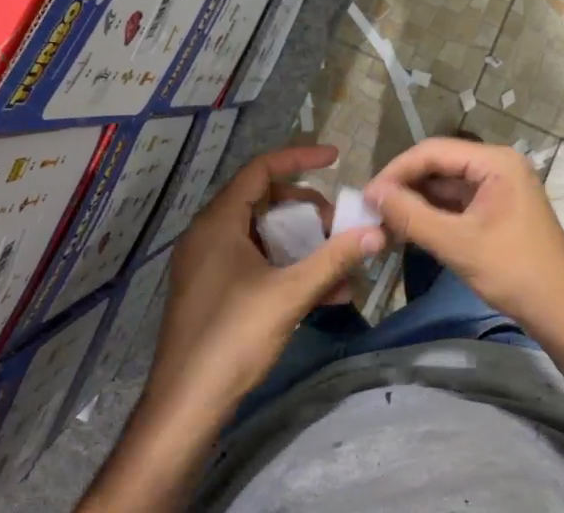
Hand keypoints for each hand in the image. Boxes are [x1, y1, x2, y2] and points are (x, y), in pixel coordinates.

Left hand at [149, 145, 384, 420]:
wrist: (186, 406)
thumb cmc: (233, 337)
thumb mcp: (290, 294)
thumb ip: (334, 259)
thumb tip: (378, 231)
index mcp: (218, 223)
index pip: (260, 170)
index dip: (298, 158)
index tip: (335, 157)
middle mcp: (209, 236)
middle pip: (265, 203)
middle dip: (309, 212)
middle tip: (340, 226)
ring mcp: (210, 266)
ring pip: (265, 238)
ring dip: (305, 247)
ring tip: (343, 264)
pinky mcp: (215, 294)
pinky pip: (257, 265)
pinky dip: (289, 271)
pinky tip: (327, 295)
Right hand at [364, 138, 563, 330]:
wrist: (560, 311)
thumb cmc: (513, 271)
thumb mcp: (457, 244)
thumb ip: (412, 215)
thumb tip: (373, 194)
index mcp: (496, 162)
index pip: (434, 151)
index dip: (397, 170)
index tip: (367, 195)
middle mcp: (499, 166)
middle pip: (440, 165)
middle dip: (405, 185)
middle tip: (371, 209)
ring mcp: (500, 188)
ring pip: (447, 185)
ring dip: (417, 201)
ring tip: (384, 220)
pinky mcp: (498, 210)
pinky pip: (458, 203)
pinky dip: (433, 214)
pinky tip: (409, 228)